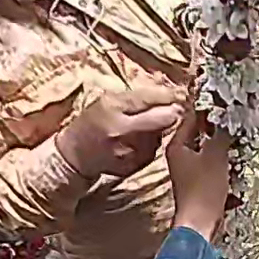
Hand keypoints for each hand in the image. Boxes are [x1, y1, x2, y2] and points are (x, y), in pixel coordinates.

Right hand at [55, 85, 184, 179]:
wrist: (76, 156)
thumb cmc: (92, 123)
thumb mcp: (107, 102)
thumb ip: (136, 98)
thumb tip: (167, 93)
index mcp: (113, 109)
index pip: (149, 99)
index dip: (170, 95)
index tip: (183, 93)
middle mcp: (124, 131)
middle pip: (163, 119)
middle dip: (174, 112)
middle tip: (179, 107)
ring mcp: (132, 150)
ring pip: (161, 134)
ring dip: (162, 128)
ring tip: (146, 125)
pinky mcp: (138, 164)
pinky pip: (154, 148)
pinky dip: (153, 141)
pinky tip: (141, 139)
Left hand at [167, 110, 231, 242]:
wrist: (200, 224)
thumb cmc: (203, 190)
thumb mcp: (216, 156)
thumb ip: (222, 134)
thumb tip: (230, 117)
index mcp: (178, 146)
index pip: (191, 119)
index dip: (208, 109)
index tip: (225, 101)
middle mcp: (181, 157)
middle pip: (202, 135)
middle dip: (219, 129)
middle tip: (236, 119)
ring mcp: (191, 172)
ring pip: (210, 151)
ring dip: (224, 146)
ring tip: (240, 138)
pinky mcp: (201, 185)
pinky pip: (215, 166)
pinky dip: (225, 163)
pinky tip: (237, 162)